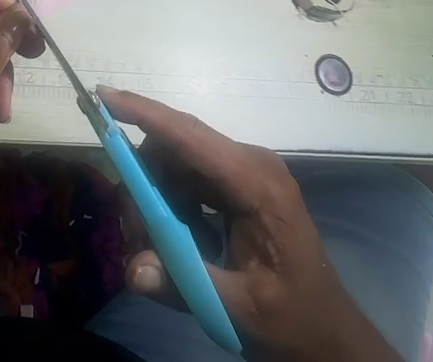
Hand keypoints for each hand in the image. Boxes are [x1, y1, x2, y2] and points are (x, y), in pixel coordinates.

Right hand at [99, 88, 398, 361]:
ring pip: (176, 163)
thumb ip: (185, 284)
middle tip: (135, 239)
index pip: (190, 137)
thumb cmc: (295, 318)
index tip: (103, 96)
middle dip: (143, 184)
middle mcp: (250, 164)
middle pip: (175, 147)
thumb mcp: (241, 308)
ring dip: (154, 200)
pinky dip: (170, 206)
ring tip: (155, 250)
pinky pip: (187, 179)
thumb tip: (133, 269)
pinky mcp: (236, 185)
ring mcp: (244, 172)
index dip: (144, 113)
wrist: (329, 335)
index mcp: (257, 184)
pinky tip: (178, 243)